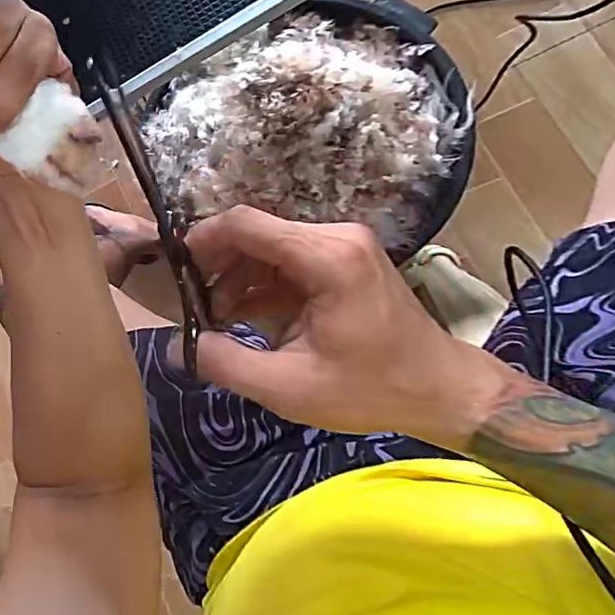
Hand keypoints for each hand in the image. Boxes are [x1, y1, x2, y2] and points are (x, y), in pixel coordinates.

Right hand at [183, 206, 516, 444]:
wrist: (439, 389)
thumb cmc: (371, 390)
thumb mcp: (290, 389)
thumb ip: (226, 365)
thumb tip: (179, 347)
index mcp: (327, 257)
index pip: (247, 224)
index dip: (203, 240)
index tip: (174, 272)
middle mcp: (336, 237)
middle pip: (257, 234)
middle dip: (218, 267)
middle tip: (193, 307)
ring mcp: (344, 245)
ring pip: (271, 248)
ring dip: (239, 279)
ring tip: (218, 320)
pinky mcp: (346, 260)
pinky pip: (291, 261)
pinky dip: (264, 285)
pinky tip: (248, 318)